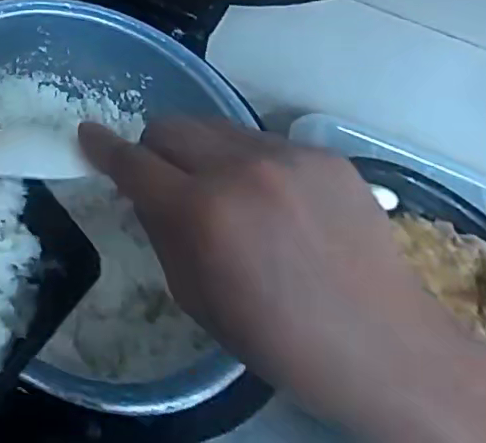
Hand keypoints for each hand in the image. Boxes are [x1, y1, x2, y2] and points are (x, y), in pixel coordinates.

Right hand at [78, 118, 485, 442]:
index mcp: (202, 213)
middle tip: (169, 182)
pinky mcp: (323, 154)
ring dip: (201, 153)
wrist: (399, 357)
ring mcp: (286, 156)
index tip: (86, 135)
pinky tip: (276, 202)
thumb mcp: (196, 296)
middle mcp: (239, 170)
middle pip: (166, 128)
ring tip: (228, 193)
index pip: (130, 160)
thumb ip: (161, 230)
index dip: (101, 147)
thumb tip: (143, 190)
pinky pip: (259, 141)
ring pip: (210, 127)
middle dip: (154, 150)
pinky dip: (249, 163)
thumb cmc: (283, 341)